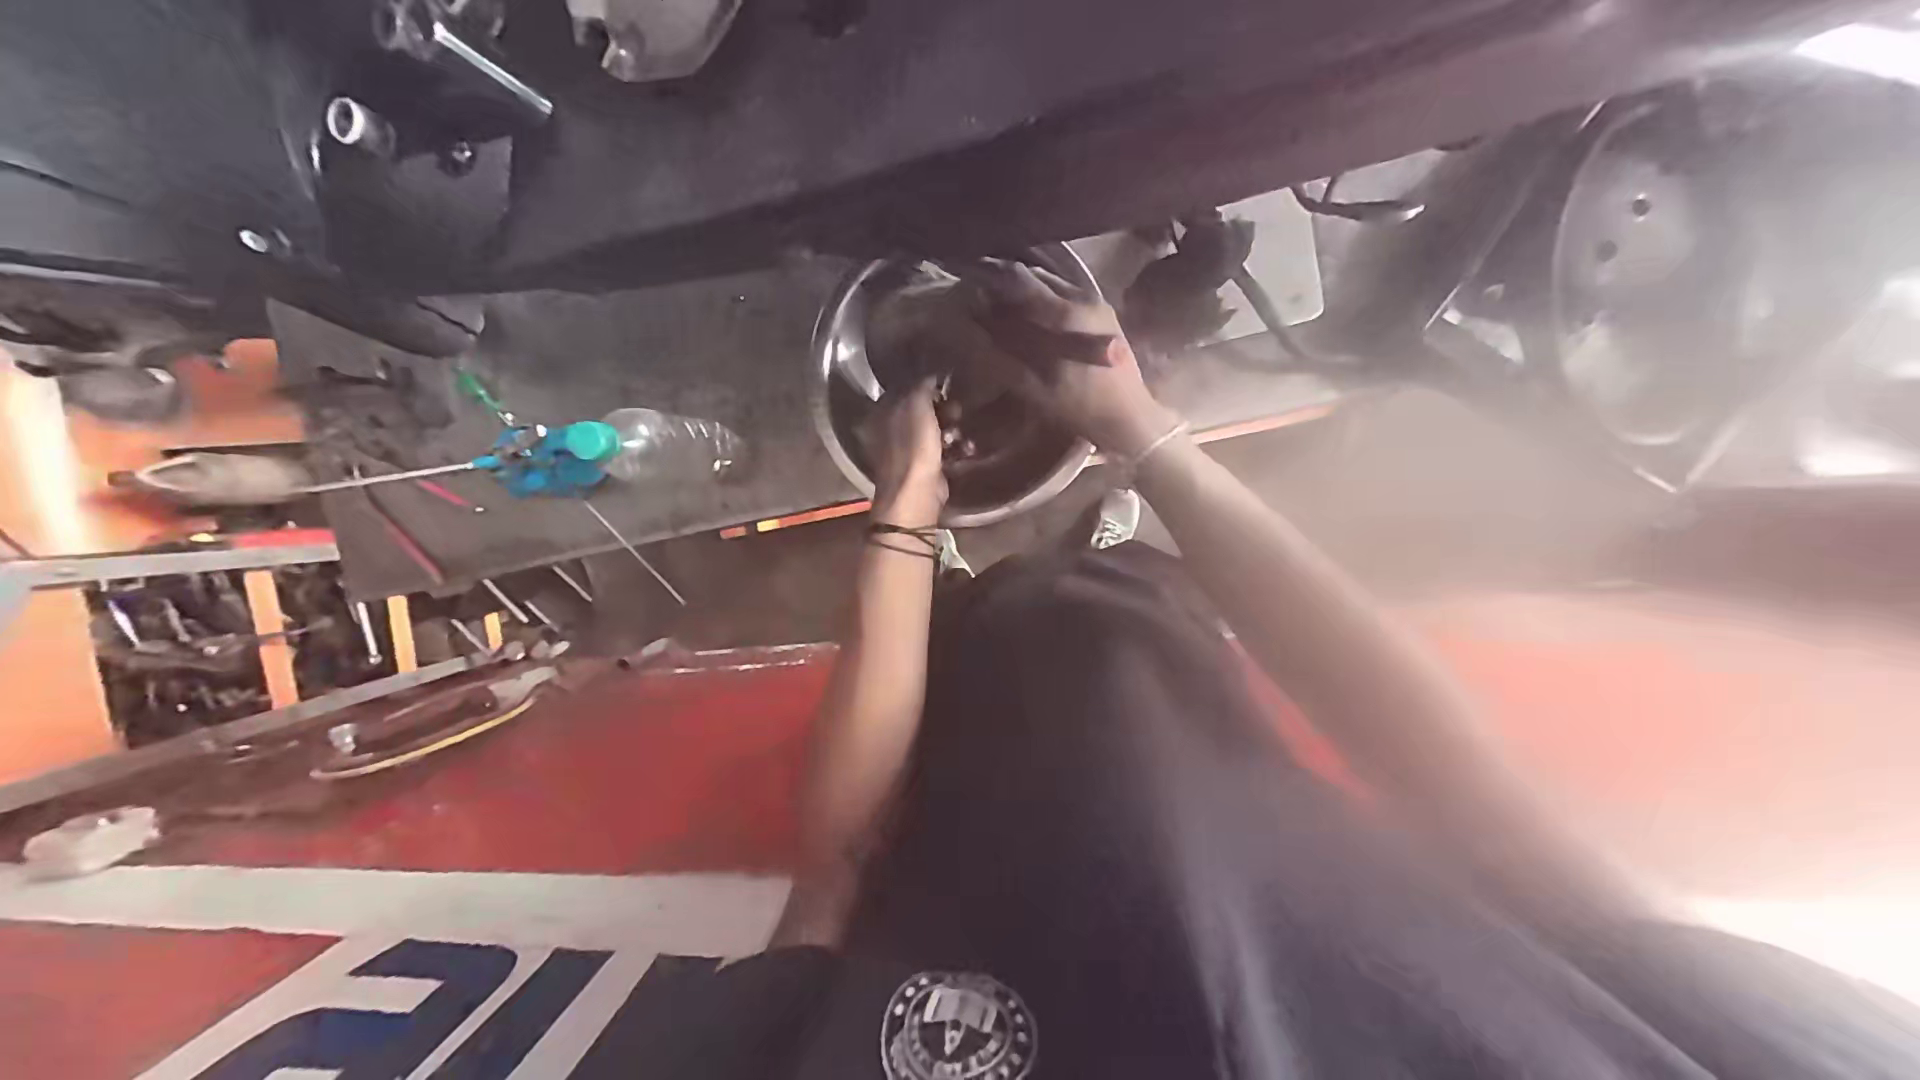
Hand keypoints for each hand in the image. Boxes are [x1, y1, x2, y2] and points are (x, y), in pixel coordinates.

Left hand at [861, 377, 946, 527]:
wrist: (917, 493)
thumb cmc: (914, 447)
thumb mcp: (916, 407)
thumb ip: (921, 387)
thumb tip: (930, 375)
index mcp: (883, 413)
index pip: (904, 389)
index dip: (926, 385)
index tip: (945, 385)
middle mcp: (892, 429)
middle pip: (923, 409)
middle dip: (943, 409)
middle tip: (955, 412)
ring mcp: (909, 449)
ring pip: (936, 429)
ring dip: (952, 429)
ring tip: (959, 434)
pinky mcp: (927, 465)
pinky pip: (944, 449)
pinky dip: (956, 448)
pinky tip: (965, 448)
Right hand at [958, 258, 1180, 456]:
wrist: (1130, 419)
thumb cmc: (1083, 408)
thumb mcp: (1036, 389)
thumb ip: (1004, 358)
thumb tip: (977, 333)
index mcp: (1068, 314)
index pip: (1021, 282)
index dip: (993, 284)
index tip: (972, 291)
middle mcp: (1085, 298)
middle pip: (1038, 279)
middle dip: (1008, 288)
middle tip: (985, 301)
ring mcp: (1098, 305)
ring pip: (1053, 286)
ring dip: (1027, 294)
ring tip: (1005, 310)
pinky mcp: (1104, 315)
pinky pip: (1067, 297)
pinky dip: (1045, 303)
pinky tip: (1032, 320)